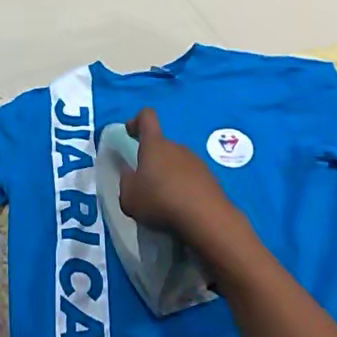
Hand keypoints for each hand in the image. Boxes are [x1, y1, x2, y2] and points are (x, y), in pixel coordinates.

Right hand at [119, 108, 237, 240]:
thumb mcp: (129, 198)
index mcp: (155, 145)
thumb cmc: (160, 201)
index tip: (130, 133)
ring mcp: (197, 161)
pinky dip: (183, 187)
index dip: (137, 121)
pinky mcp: (211, 178)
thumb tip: (129, 171)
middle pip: (162, 145)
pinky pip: (191, 177)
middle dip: (152, 160)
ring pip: (177, 162)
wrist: (205, 218)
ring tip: (163, 200)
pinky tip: (180, 207)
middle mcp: (177, 147)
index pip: (147, 117)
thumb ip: (126, 181)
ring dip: (169, 175)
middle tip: (144, 184)